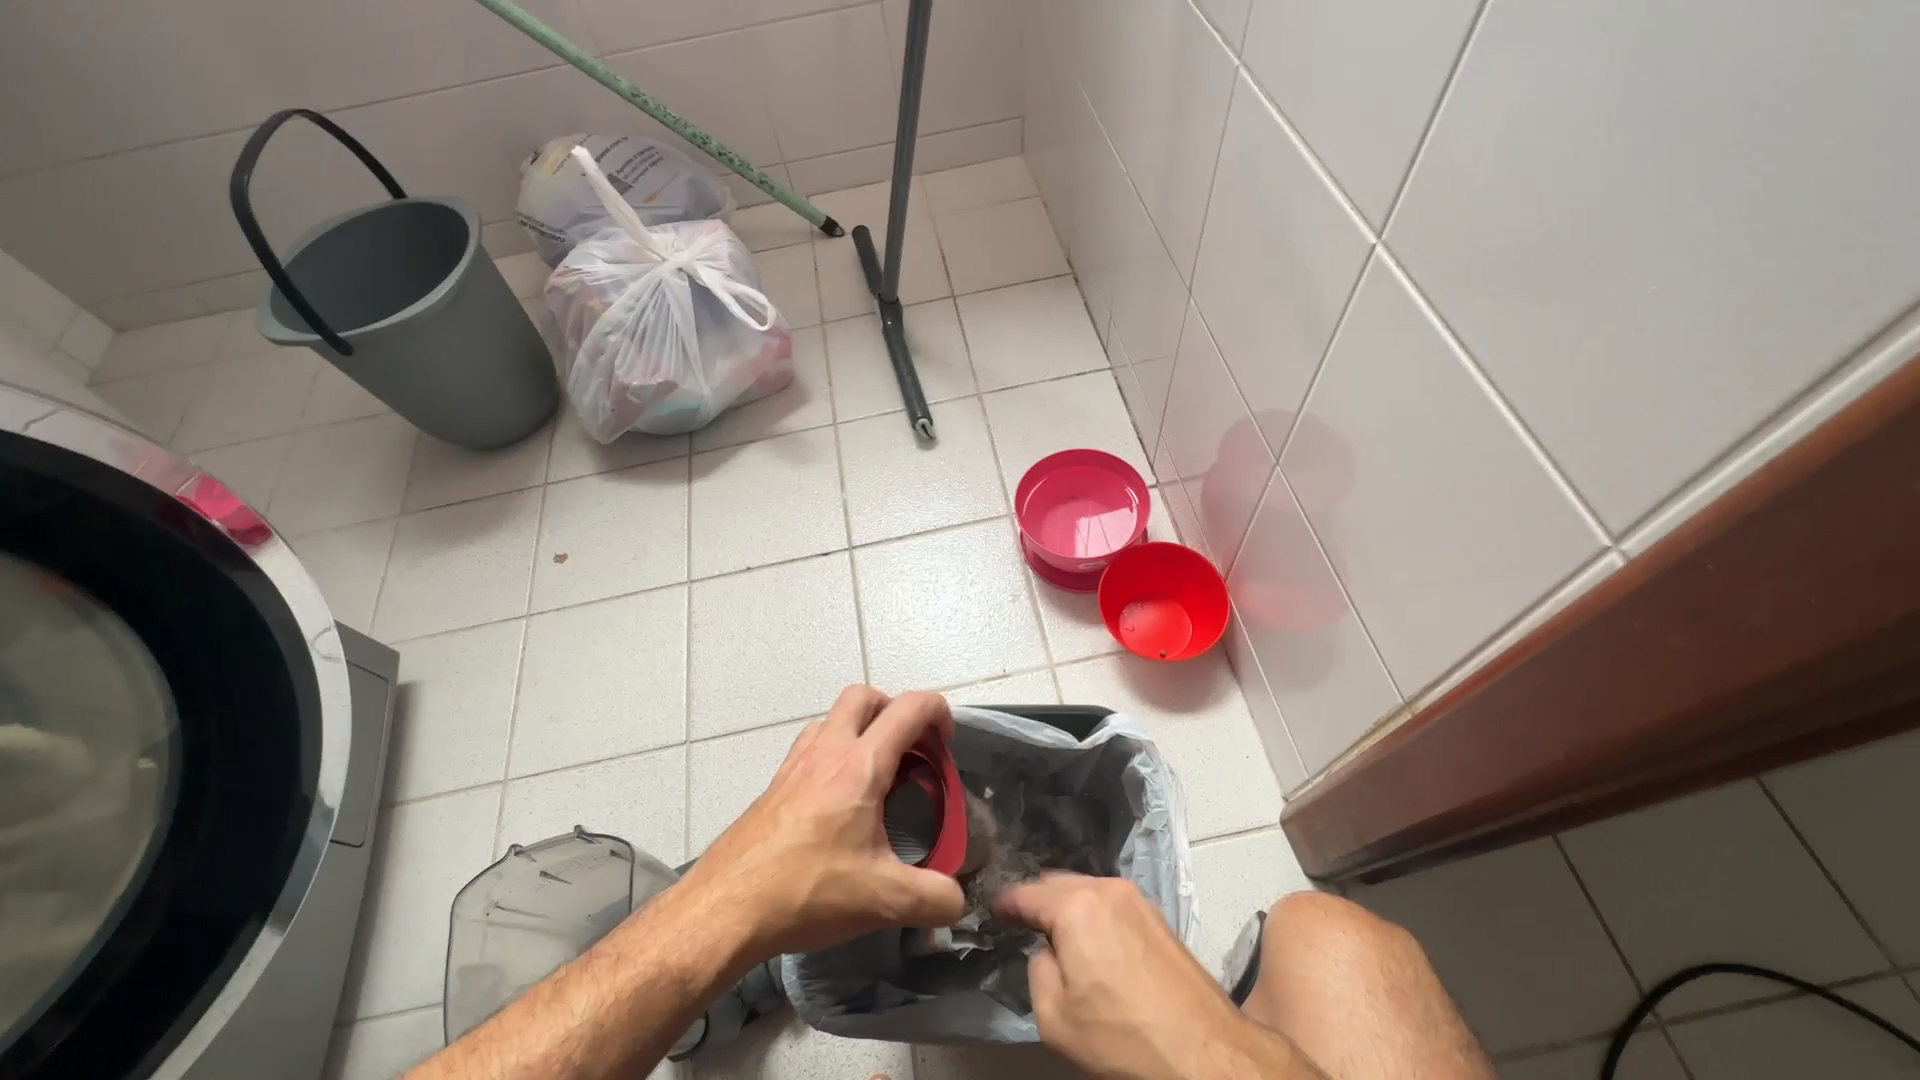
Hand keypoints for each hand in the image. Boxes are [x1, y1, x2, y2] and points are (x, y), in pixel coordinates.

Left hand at [685, 686, 967, 955]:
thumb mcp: (884, 901)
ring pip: (831, 719)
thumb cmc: (807, 892)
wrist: (725, 909)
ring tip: (876, 777)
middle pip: (864, 696)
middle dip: (895, 711)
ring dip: (861, 730)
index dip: (938, 713)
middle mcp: (826, 752)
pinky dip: (833, 755)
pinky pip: (810, 748)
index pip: (908, 708)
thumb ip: (934, 898)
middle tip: (911, 753)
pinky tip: (839, 804)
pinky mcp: (773, 787)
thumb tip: (957, 901)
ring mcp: (794, 766)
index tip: (947, 747)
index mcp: (860, 767)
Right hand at [998, 873, 1290, 1079]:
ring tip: (1056, 932)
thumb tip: (1047, 952)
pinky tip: (1093, 941)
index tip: (993, 911)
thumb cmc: (1123, 1036)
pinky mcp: (1160, 917)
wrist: (1204, 1052)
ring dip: (1068, 905)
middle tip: (1022, 923)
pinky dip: (1094, 914)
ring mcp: (1138, 899)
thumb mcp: (1055, 1017)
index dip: (1005, 903)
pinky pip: (1113, 903)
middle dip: (1038, 900)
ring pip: (1088, 890)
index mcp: (1076, 906)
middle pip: (1059, 883)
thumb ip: (1038, 971)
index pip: (1027, 893)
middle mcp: (1108, 889)